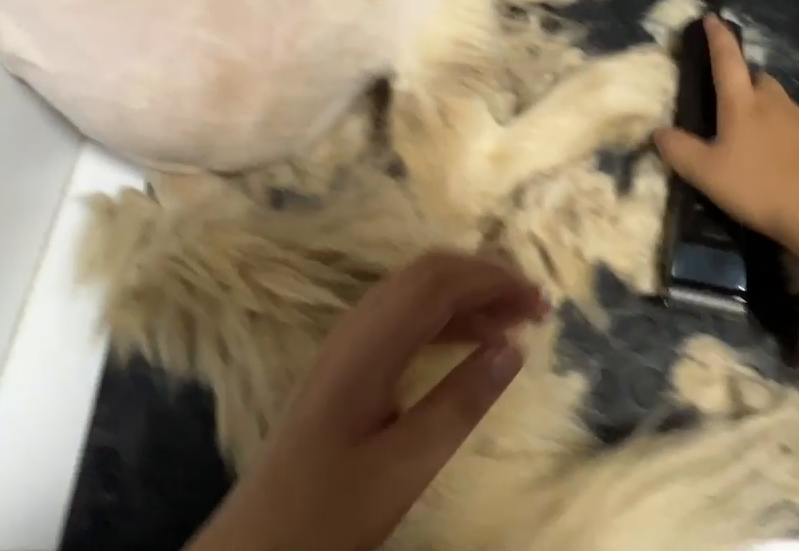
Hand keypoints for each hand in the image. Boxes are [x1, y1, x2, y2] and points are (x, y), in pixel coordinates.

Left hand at [189, 252, 547, 550]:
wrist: (258, 543)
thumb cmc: (330, 508)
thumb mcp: (405, 465)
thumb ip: (461, 402)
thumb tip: (513, 349)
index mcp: (369, 344)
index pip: (438, 281)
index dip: (492, 278)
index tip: (540, 301)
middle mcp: (357, 327)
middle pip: (428, 274)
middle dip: (485, 279)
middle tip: (535, 307)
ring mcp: (349, 343)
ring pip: (416, 294)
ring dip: (467, 297)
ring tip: (515, 324)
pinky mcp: (349, 363)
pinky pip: (405, 319)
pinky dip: (446, 320)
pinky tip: (472, 345)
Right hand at [654, 15, 798, 246]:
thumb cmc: (764, 186)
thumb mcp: (708, 175)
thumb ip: (680, 152)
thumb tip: (659, 132)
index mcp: (743, 104)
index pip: (727, 61)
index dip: (718, 38)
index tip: (712, 17)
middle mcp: (777, 104)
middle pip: (759, 80)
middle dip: (745, 81)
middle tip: (731, 101)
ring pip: (782, 106)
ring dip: (767, 113)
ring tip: (754, 142)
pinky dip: (788, 139)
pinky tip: (785, 166)